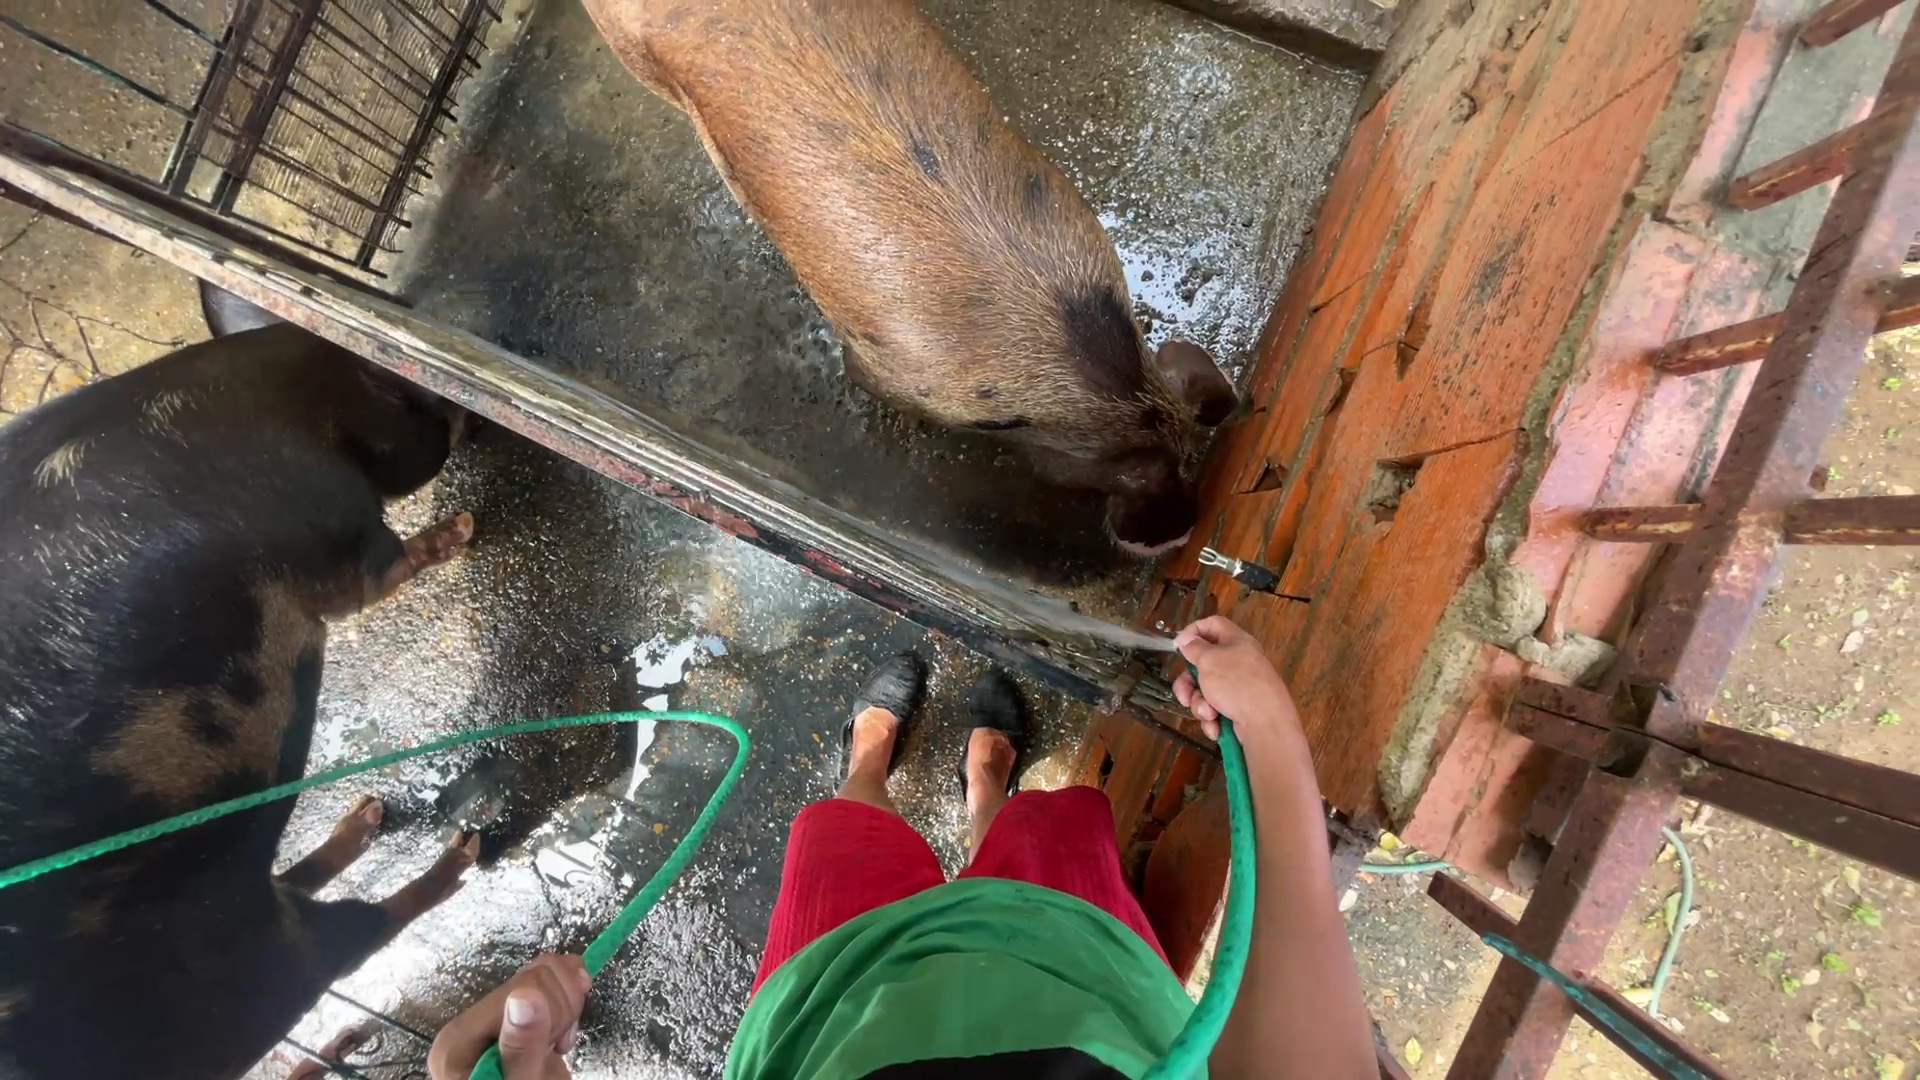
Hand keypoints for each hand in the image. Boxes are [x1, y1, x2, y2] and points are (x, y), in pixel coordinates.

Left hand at [428, 954, 590, 1079]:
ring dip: (569, 1004)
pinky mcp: (518, 1007)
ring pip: (550, 968)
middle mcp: (472, 1019)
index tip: (554, 1049)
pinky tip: (562, 1027)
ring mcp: (495, 1012)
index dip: (550, 1013)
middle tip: (554, 1050)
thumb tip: (524, 996)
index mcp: (459, 1040)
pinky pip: (555, 972)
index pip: (521, 989)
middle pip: (538, 974)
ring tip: (556, 1043)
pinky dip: (571, 992)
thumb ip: (521, 1049)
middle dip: (561, 1010)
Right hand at [1171, 616, 1300, 742]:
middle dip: (1189, 683)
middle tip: (1184, 695)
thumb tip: (1185, 639)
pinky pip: (1216, 708)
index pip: (1212, 624)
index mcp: (1236, 641)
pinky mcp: (1240, 708)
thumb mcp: (1209, 660)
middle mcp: (1238, 661)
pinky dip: (1212, 717)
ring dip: (1200, 703)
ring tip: (1207, 713)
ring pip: (1206, 690)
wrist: (1266, 725)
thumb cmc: (1236, 684)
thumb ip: (1194, 647)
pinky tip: (1216, 725)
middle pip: (1203, 663)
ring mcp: (1240, 686)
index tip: (1178, 646)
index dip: (1193, 631)